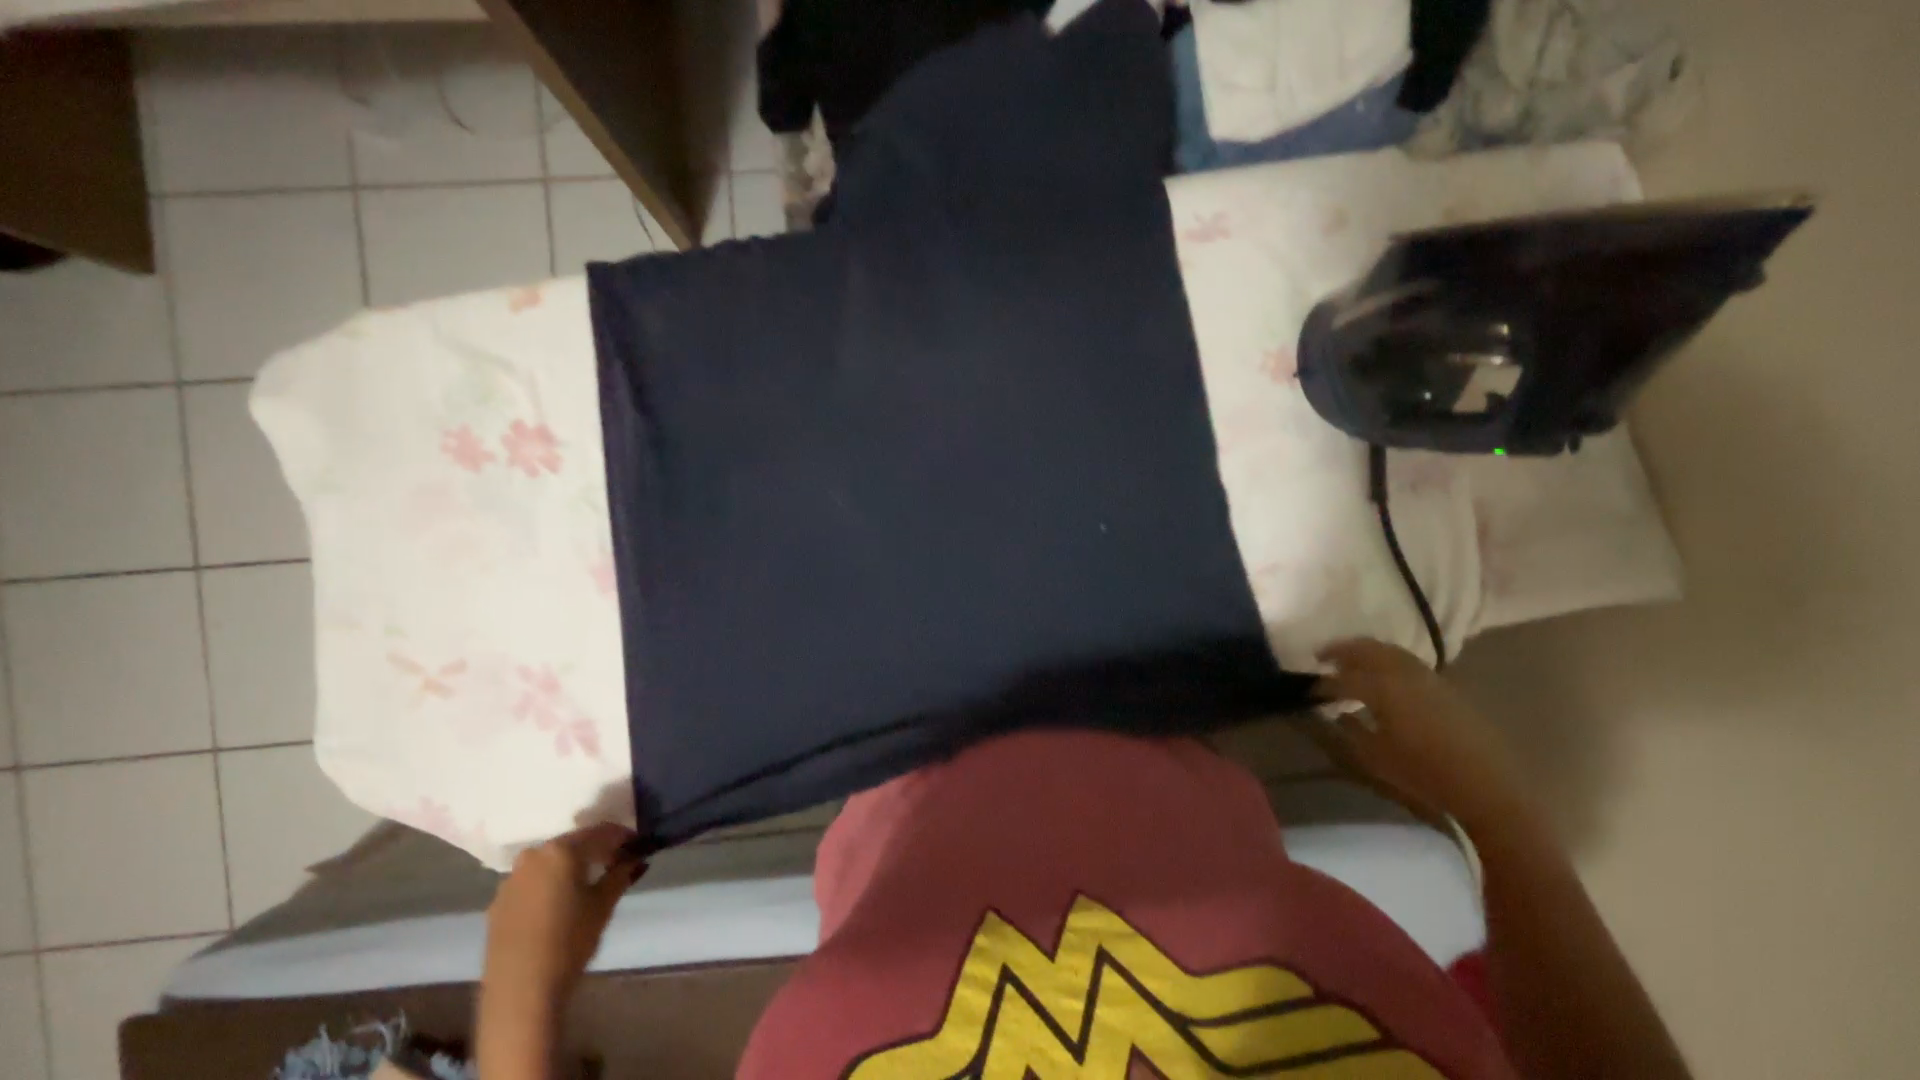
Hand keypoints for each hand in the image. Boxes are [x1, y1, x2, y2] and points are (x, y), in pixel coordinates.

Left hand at [483, 823, 645, 1011]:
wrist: (520, 990)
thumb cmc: (570, 941)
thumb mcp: (604, 905)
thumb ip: (621, 874)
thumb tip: (635, 859)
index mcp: (561, 850)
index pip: (601, 832)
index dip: (623, 837)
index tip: (638, 847)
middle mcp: (533, 855)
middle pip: (572, 844)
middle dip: (595, 851)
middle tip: (615, 865)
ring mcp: (510, 879)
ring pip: (548, 864)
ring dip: (569, 868)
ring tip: (585, 887)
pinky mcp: (498, 903)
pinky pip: (530, 884)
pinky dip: (548, 886)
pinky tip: (557, 907)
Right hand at [1314, 639, 1535, 830]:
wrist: (1486, 782)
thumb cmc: (1424, 772)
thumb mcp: (1377, 758)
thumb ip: (1352, 732)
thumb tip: (1339, 714)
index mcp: (1382, 689)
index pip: (1343, 679)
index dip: (1322, 684)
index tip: (1308, 691)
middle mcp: (1402, 673)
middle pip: (1367, 650)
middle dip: (1342, 650)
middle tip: (1322, 656)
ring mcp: (1426, 676)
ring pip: (1389, 651)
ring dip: (1365, 650)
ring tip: (1350, 659)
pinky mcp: (1444, 685)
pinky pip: (1406, 660)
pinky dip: (1386, 659)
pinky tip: (1383, 674)